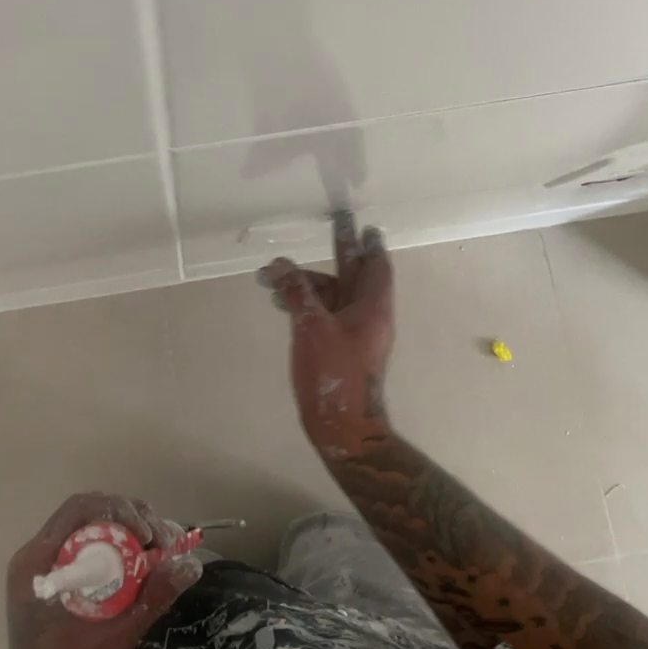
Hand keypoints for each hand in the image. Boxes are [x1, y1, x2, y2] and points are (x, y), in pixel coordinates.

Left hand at [1, 493, 202, 648]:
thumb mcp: (115, 636)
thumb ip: (151, 598)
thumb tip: (190, 564)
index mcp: (38, 561)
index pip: (79, 509)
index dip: (119, 510)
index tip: (147, 535)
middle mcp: (38, 556)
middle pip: (88, 514)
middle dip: (131, 519)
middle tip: (161, 542)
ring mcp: (47, 568)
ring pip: (92, 529)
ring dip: (128, 534)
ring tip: (158, 551)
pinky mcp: (59, 582)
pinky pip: (90, 549)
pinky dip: (118, 551)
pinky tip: (143, 564)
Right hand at [259, 211, 395, 453]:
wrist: (342, 427)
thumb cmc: (335, 373)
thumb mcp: (312, 327)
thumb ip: (296, 293)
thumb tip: (280, 264)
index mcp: (372, 307)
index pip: (376, 267)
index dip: (369, 245)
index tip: (366, 225)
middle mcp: (366, 316)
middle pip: (353, 274)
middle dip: (342, 249)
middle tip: (337, 221)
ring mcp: (352, 334)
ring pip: (331, 296)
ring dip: (306, 283)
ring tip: (270, 276)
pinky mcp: (338, 349)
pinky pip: (323, 315)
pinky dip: (305, 304)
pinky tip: (280, 304)